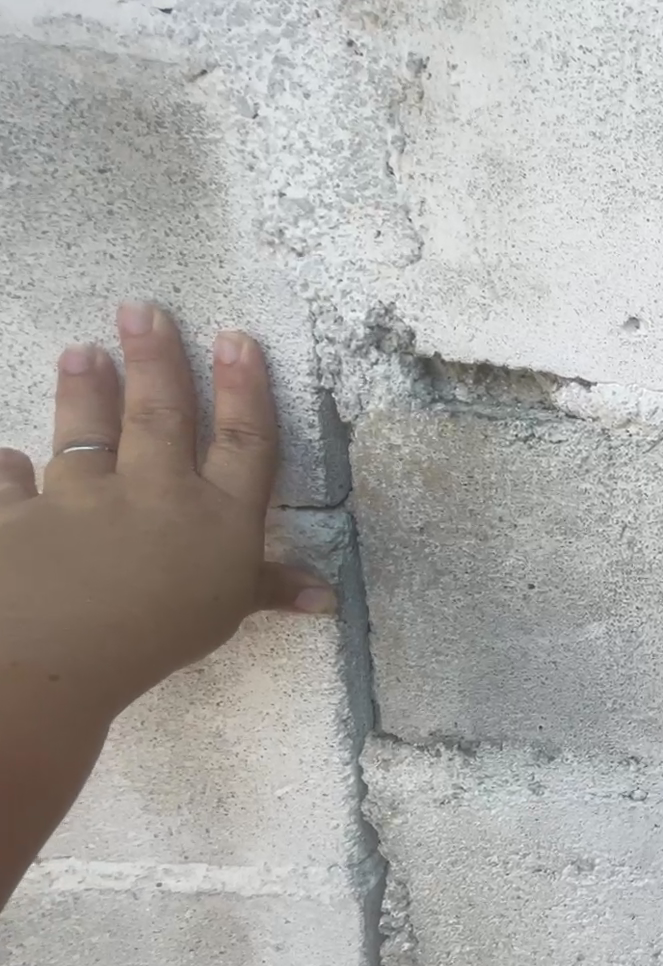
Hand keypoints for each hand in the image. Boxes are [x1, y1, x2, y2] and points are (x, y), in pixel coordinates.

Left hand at [0, 302, 333, 721]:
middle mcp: (155, 491)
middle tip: (143, 310)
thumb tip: (327, 598)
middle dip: (156, 360)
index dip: (244, 388)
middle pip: (162, 415)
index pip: (243, 439)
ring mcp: (78, 500)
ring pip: (85, 433)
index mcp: (219, 512)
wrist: (52, 655)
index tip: (237, 340)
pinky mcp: (10, 520)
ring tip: (80, 349)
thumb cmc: (163, 631)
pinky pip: (3, 491)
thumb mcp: (231, 610)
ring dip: (84, 390)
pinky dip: (1, 474)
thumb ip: (272, 589)